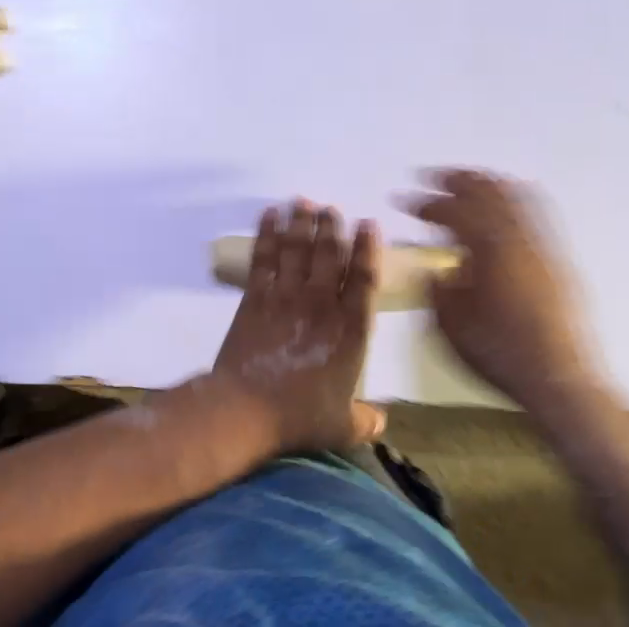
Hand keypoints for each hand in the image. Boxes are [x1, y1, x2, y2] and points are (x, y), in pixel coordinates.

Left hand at [210, 200, 385, 453]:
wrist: (246, 407)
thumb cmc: (300, 418)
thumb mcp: (342, 426)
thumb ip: (365, 419)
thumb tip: (382, 420)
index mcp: (350, 330)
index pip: (363, 279)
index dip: (367, 249)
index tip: (368, 224)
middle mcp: (321, 304)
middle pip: (328, 255)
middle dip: (331, 227)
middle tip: (331, 208)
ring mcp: (286, 296)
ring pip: (297, 249)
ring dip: (301, 223)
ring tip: (303, 202)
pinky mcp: (255, 297)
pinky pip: (264, 258)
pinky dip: (267, 233)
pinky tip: (270, 215)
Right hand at [399, 170, 603, 410]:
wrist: (560, 381)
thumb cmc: (497, 354)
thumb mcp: (449, 325)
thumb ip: (436, 289)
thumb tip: (432, 269)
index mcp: (487, 251)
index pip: (452, 210)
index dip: (425, 202)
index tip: (402, 201)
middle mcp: (518, 240)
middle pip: (488, 190)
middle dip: (457, 180)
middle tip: (432, 179)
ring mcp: (543, 247)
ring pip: (516, 196)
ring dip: (486, 184)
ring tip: (466, 184)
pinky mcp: (558, 262)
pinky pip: (537, 213)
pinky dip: (514, 200)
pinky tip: (503, 209)